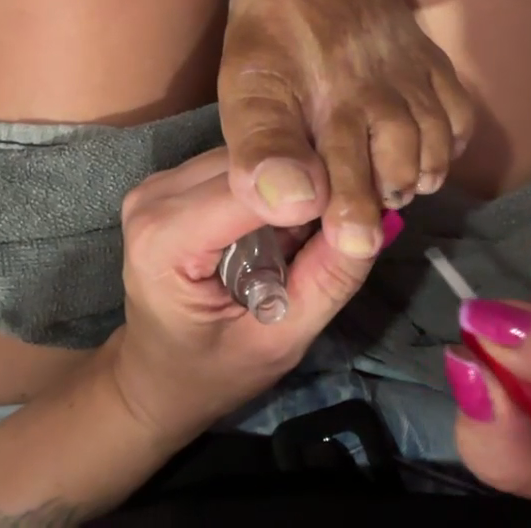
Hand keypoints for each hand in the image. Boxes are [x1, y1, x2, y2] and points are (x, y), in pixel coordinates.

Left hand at [103, 149, 376, 440]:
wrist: (155, 375)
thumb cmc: (210, 373)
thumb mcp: (279, 341)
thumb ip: (324, 280)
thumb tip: (375, 221)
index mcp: (165, 236)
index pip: (255, 187)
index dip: (313, 189)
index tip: (363, 207)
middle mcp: (156, 195)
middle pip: (252, 162)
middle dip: (308, 181)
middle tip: (357, 211)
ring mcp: (162, 181)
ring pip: (250, 154)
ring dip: (293, 180)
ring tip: (329, 215)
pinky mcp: (176, 179)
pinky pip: (239, 164)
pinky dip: (274, 184)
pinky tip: (297, 214)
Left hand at [219, 0, 474, 256]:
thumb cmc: (266, 24)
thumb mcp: (246, 83)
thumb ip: (264, 144)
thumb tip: (296, 203)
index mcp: (337, 106)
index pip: (355, 184)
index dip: (353, 220)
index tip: (354, 244)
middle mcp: (387, 95)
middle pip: (402, 170)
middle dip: (381, 197)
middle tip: (357, 210)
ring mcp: (415, 73)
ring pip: (434, 146)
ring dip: (414, 173)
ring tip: (386, 183)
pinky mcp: (430, 55)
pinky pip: (458, 112)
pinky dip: (447, 139)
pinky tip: (420, 148)